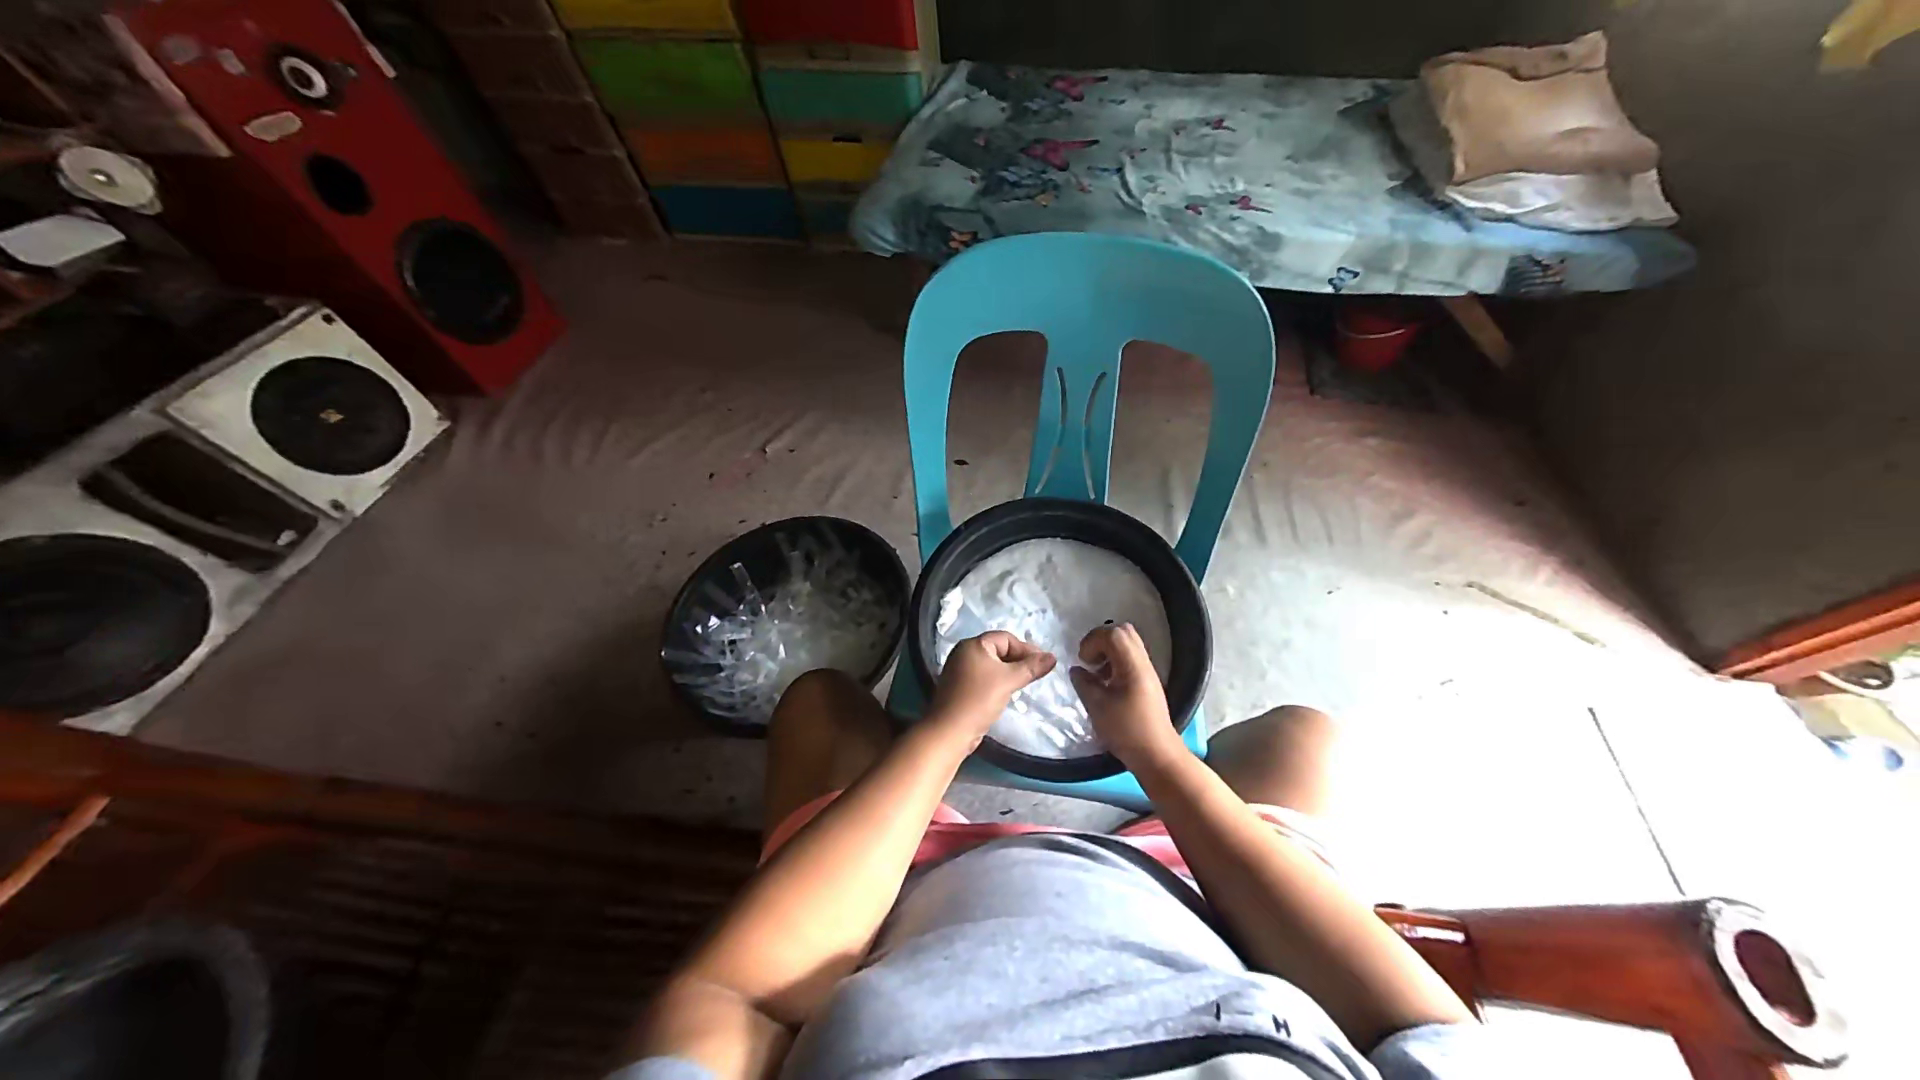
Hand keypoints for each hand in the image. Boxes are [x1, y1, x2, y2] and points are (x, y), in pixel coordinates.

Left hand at [929, 631, 1055, 744]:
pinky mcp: (961, 687)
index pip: (1006, 638)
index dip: (1026, 649)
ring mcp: (961, 670)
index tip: (1043, 663)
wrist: (950, 731)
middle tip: (1038, 673)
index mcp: (973, 645)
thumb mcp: (1008, 680)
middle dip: (1020, 660)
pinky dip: (999, 681)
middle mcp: (964, 653)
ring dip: (1010, 672)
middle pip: (999, 650)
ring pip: (992, 665)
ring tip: (1027, 682)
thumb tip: (1053, 657)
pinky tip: (1009, 692)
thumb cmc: (979, 699)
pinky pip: (985, 677)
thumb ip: (1031, 667)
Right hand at [1069, 623, 1181, 766]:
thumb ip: (1084, 683)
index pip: (1112, 634)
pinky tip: (1106, 684)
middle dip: (1100, 641)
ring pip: (1127, 645)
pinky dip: (1115, 663)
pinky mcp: (1147, 683)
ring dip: (1108, 652)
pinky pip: (1130, 660)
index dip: (1092, 641)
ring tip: (1096, 674)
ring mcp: (1147, 672)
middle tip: (1088, 660)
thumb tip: (1077, 670)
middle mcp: (1143, 663)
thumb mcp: (1097, 707)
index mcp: (1132, 665)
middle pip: (1123, 632)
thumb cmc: (1126, 730)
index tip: (1083, 661)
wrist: (1157, 755)